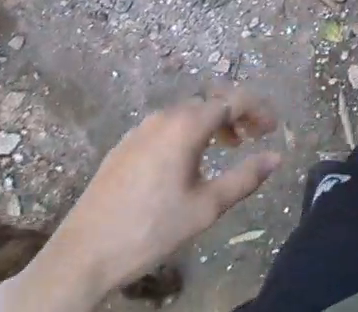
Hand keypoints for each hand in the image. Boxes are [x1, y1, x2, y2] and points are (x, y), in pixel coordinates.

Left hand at [0, 89, 281, 311]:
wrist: (81, 257)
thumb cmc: (150, 229)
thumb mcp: (206, 207)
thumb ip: (245, 178)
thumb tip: (276, 157)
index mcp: (186, 125)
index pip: (234, 100)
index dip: (259, 110)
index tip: (273, 130)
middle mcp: (163, 117)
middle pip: (210, 101)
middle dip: (237, 114)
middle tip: (254, 137)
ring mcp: (138, 130)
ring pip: (186, 113)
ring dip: (212, 124)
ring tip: (226, 148)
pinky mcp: (122, 147)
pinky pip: (165, 127)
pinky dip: (187, 134)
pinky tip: (187, 163)